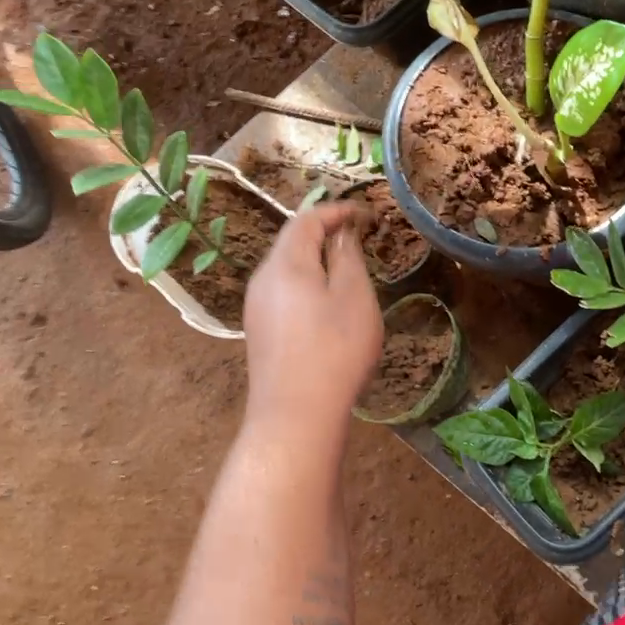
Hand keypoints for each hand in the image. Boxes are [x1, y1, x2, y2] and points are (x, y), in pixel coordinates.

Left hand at [242, 202, 382, 436]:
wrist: (297, 413)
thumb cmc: (335, 348)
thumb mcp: (354, 296)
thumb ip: (348, 258)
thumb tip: (343, 234)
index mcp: (286, 264)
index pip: (306, 220)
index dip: (336, 211)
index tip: (366, 213)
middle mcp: (263, 280)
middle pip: (292, 243)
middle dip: (325, 233)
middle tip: (360, 236)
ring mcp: (257, 308)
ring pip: (287, 269)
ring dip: (317, 260)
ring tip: (350, 267)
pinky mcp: (261, 332)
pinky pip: (285, 292)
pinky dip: (309, 283)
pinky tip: (329, 304)